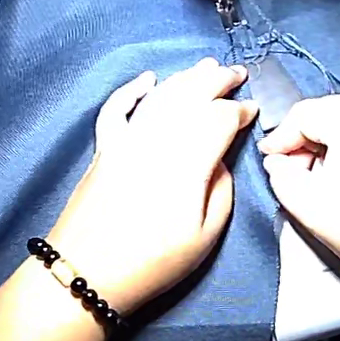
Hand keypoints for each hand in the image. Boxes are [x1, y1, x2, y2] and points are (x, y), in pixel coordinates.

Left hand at [46, 59, 257, 313]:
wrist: (85, 272)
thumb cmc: (152, 262)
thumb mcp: (206, 235)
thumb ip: (221, 189)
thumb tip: (219, 161)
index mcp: (188, 162)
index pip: (220, 119)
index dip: (240, 111)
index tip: (253, 110)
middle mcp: (157, 139)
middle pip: (192, 96)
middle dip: (219, 81)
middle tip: (238, 73)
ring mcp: (126, 139)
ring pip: (160, 95)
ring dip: (186, 78)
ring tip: (206, 68)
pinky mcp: (104, 147)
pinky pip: (117, 107)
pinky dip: (132, 89)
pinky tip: (148, 79)